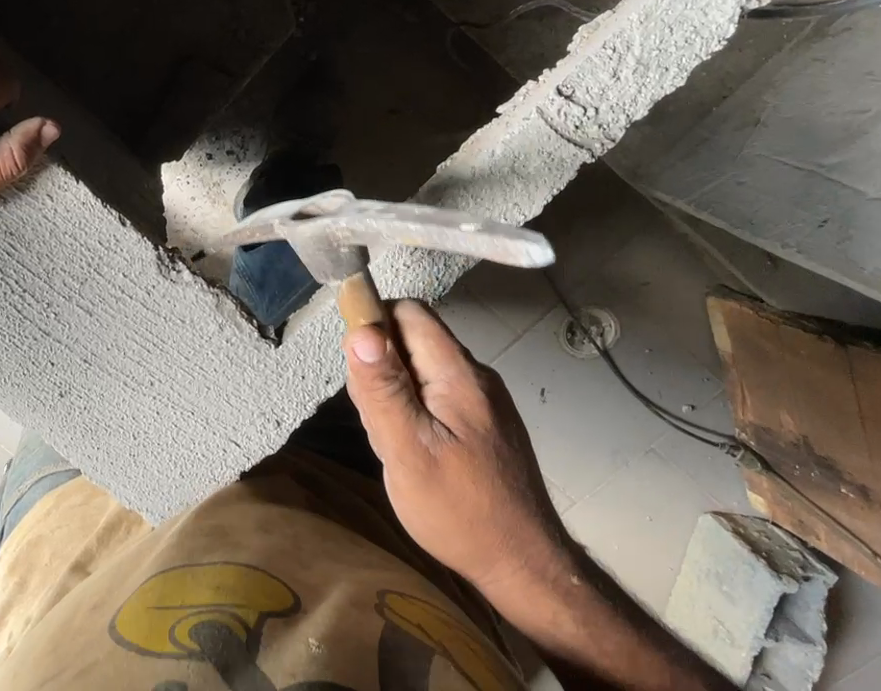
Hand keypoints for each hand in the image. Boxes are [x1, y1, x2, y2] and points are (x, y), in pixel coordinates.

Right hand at [343, 299, 577, 598]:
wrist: (524, 568)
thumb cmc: (459, 510)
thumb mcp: (407, 450)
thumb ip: (382, 388)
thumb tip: (360, 330)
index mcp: (458, 374)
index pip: (408, 313)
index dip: (373, 325)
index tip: (356, 369)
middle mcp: (476, 377)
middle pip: (412, 340)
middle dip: (381, 370)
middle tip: (378, 422)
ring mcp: (483, 402)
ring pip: (420, 371)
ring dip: (395, 396)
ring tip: (395, 444)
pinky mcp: (484, 425)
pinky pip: (435, 397)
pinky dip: (413, 414)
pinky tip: (414, 453)